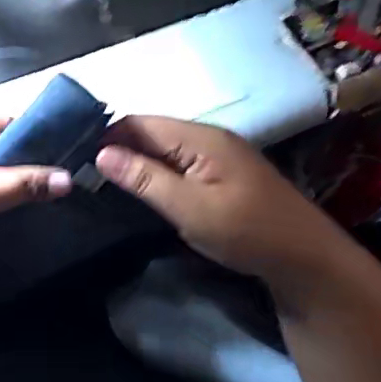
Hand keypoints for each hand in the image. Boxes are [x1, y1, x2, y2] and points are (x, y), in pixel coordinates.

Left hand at [0, 117, 72, 272]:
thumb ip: (26, 184)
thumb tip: (70, 180)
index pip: (12, 122)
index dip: (41, 135)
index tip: (69, 153)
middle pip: (6, 147)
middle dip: (32, 163)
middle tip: (63, 180)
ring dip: (17, 183)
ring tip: (49, 197)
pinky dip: (2, 197)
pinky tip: (21, 210)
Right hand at [96, 116, 351, 287]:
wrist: (305, 259)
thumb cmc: (247, 232)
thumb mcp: (190, 208)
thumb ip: (146, 179)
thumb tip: (102, 153)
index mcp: (201, 138)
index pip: (141, 122)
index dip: (107, 135)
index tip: (75, 156)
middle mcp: (210, 138)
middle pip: (152, 132)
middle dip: (119, 148)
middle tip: (83, 173)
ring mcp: (220, 155)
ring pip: (166, 149)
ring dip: (137, 162)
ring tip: (103, 181)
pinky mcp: (224, 174)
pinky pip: (181, 163)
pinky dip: (158, 173)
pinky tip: (142, 189)